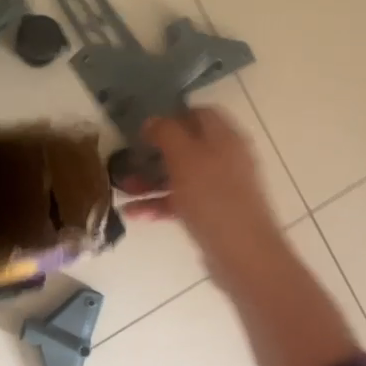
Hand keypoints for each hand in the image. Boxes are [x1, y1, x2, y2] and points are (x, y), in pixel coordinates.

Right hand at [124, 109, 289, 293]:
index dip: (172, 117)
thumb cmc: (212, 197)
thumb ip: (166, 133)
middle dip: (154, 155)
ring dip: (151, 182)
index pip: (199, 114)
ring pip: (181, 177)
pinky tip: (135, 214)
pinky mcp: (214, 214)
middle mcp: (226, 158)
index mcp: (224, 137)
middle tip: (128, 162)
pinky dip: (160, 205)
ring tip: (123, 191)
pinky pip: (183, 202)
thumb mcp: (184, 157)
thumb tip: (153, 121)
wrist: (242, 252)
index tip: (145, 130)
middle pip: (187, 148)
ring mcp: (221, 188)